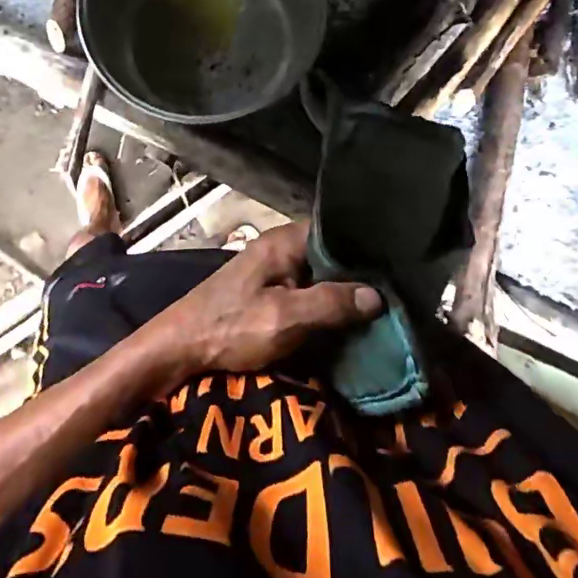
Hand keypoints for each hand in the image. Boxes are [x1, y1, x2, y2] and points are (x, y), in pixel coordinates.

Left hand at [131, 222, 383, 382]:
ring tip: (382, 306)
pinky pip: (306, 289)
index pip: (334, 230)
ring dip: (342, 290)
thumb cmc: (231, 327)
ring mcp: (272, 269)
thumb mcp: (285, 317)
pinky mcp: (268, 291)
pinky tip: (347, 318)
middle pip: (329, 253)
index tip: (396, 265)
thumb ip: (330, 303)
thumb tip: (377, 295)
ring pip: (318, 273)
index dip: (364, 246)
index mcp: (283, 243)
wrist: (180, 347)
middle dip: (358, 272)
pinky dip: (325, 301)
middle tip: (397, 292)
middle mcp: (279, 248)